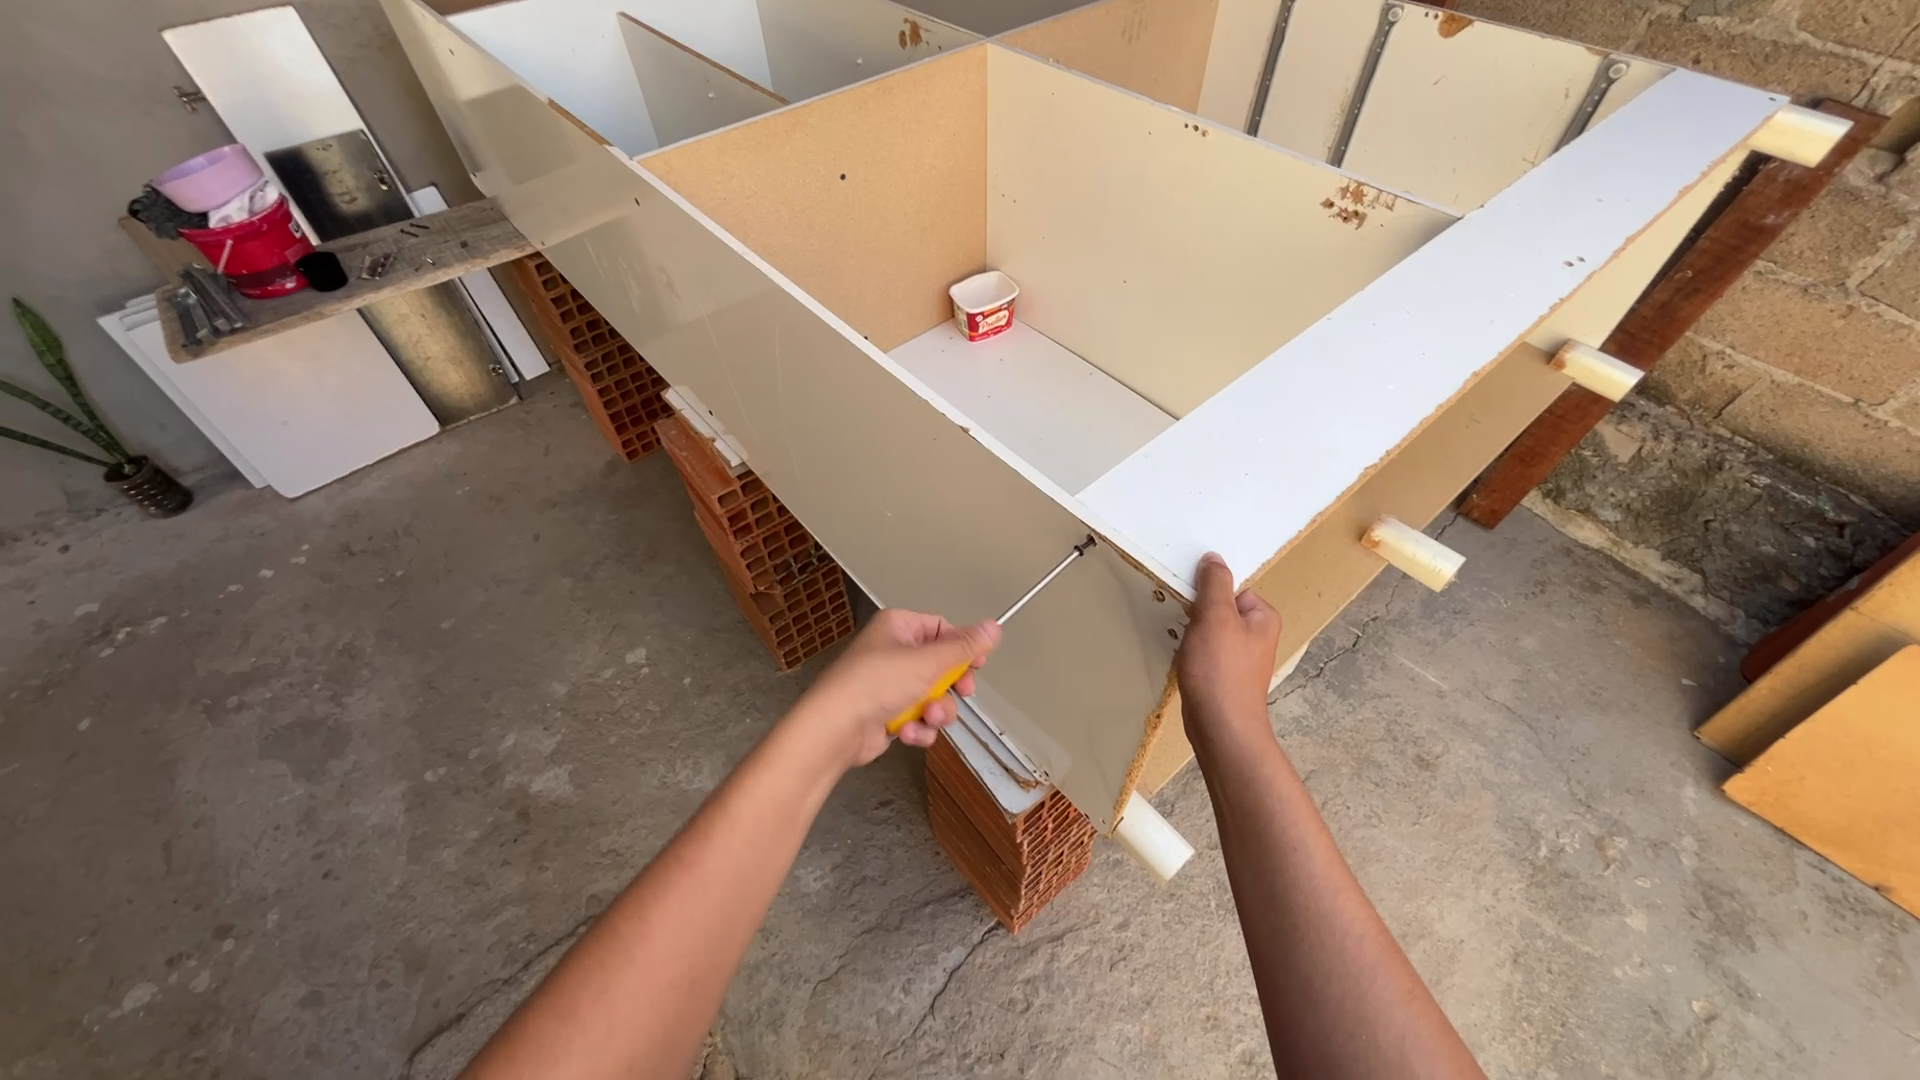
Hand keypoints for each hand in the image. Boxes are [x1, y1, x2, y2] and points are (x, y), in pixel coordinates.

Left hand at [785, 609, 1002, 768]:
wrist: (835, 730)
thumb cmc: (875, 685)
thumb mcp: (928, 662)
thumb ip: (965, 647)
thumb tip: (995, 626)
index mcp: (899, 626)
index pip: (942, 629)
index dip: (963, 647)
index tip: (979, 665)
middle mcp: (894, 652)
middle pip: (942, 666)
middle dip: (951, 687)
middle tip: (962, 693)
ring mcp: (890, 685)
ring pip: (934, 696)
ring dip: (937, 712)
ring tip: (926, 718)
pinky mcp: (889, 714)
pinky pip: (919, 718)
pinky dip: (919, 728)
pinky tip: (908, 733)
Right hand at [1176, 553, 1282, 753]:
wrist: (1220, 727)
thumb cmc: (1220, 672)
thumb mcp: (1216, 617)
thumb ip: (1215, 584)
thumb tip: (1214, 558)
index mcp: (1263, 617)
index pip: (1231, 586)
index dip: (1208, 590)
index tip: (1191, 599)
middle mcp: (1256, 635)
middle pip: (1218, 607)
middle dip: (1197, 611)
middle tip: (1185, 621)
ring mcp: (1240, 657)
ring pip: (1208, 629)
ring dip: (1191, 631)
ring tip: (1183, 642)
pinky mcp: (1223, 674)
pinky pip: (1204, 650)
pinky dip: (1190, 650)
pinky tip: (1183, 659)